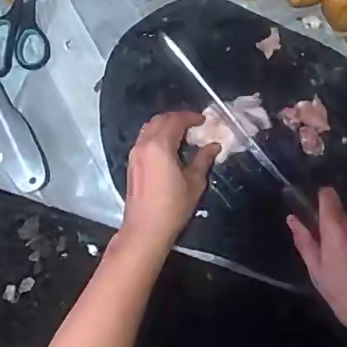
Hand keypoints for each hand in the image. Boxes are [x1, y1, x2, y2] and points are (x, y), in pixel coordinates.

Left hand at [119, 111, 216, 254]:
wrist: (145, 229)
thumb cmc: (173, 206)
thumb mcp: (194, 182)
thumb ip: (204, 159)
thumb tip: (214, 146)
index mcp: (160, 145)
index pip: (175, 121)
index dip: (191, 117)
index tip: (204, 120)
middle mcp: (144, 144)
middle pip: (160, 120)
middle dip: (178, 118)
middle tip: (194, 124)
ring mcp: (135, 153)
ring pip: (150, 127)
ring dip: (166, 125)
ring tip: (183, 133)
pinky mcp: (132, 162)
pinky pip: (144, 138)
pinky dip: (157, 134)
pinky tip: (169, 146)